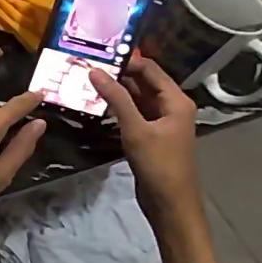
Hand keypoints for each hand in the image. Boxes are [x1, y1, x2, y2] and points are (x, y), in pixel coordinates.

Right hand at [90, 57, 201, 217]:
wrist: (171, 205)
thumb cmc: (159, 164)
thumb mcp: (136, 129)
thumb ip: (116, 98)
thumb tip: (95, 71)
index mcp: (175, 100)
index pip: (149, 69)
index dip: (125, 61)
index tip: (97, 56)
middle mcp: (170, 106)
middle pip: (143, 82)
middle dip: (117, 75)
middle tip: (87, 67)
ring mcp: (161, 122)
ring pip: (136, 98)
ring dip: (115, 92)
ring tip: (86, 82)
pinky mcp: (151, 135)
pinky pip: (133, 114)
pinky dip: (118, 108)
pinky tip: (97, 104)